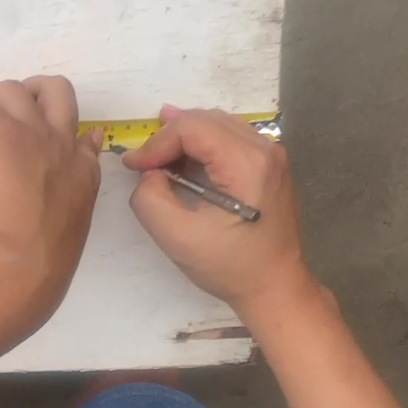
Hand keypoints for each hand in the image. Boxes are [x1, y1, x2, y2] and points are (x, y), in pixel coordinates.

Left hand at [0, 77, 101, 326]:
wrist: (19, 260)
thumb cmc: (39, 264)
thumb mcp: (66, 241)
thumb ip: (63, 220)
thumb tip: (60, 212)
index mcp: (83, 174)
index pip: (84, 138)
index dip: (61, 135)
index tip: (42, 148)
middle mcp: (62, 144)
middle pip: (56, 90)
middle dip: (29, 94)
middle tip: (0, 121)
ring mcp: (32, 131)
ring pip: (9, 88)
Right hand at [123, 106, 313, 312]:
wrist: (274, 287)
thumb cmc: (229, 267)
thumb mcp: (177, 237)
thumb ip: (150, 198)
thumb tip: (149, 173)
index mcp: (247, 163)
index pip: (191, 127)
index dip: (156, 142)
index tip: (133, 167)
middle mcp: (265, 149)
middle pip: (205, 119)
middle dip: (167, 137)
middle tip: (142, 163)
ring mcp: (271, 156)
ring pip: (218, 125)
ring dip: (183, 137)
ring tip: (157, 155)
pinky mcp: (270, 166)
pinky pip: (230, 139)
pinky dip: (201, 145)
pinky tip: (184, 158)